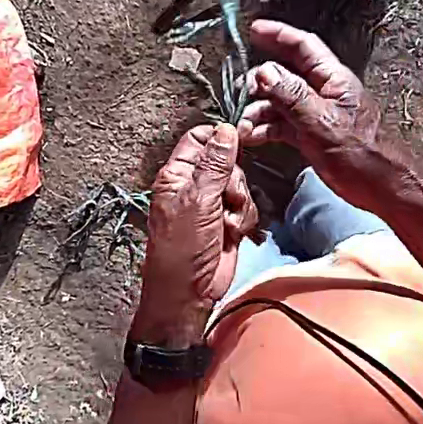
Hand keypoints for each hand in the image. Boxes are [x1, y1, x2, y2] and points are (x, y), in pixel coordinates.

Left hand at [133, 123, 256, 346]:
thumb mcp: (199, 200)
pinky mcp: (226, 222)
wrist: (190, 292)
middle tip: (225, 199)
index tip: (238, 144)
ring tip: (226, 223)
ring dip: (240, 205)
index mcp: (177, 175)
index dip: (220, 139)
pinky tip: (231, 234)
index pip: (199, 139)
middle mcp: (193, 186)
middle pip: (227, 163)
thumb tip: (226, 131)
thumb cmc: (181, 250)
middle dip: (234, 182)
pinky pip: (245, 208)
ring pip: (240, 186)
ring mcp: (211, 205)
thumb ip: (215, 163)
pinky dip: (243, 220)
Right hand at [239, 20, 409, 208]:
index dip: (279, 35)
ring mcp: (316, 114)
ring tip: (244, 122)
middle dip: (261, 80)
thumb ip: (292, 96)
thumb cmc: (362, 154)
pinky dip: (266, 128)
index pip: (304, 46)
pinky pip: (282, 124)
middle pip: (286, 74)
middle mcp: (324, 93)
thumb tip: (265, 72)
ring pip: (280, 102)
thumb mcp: (322, 121)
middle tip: (244, 89)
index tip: (254, 29)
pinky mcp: (311, 135)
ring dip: (259, 110)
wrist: (378, 186)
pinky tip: (253, 135)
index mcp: (334, 80)